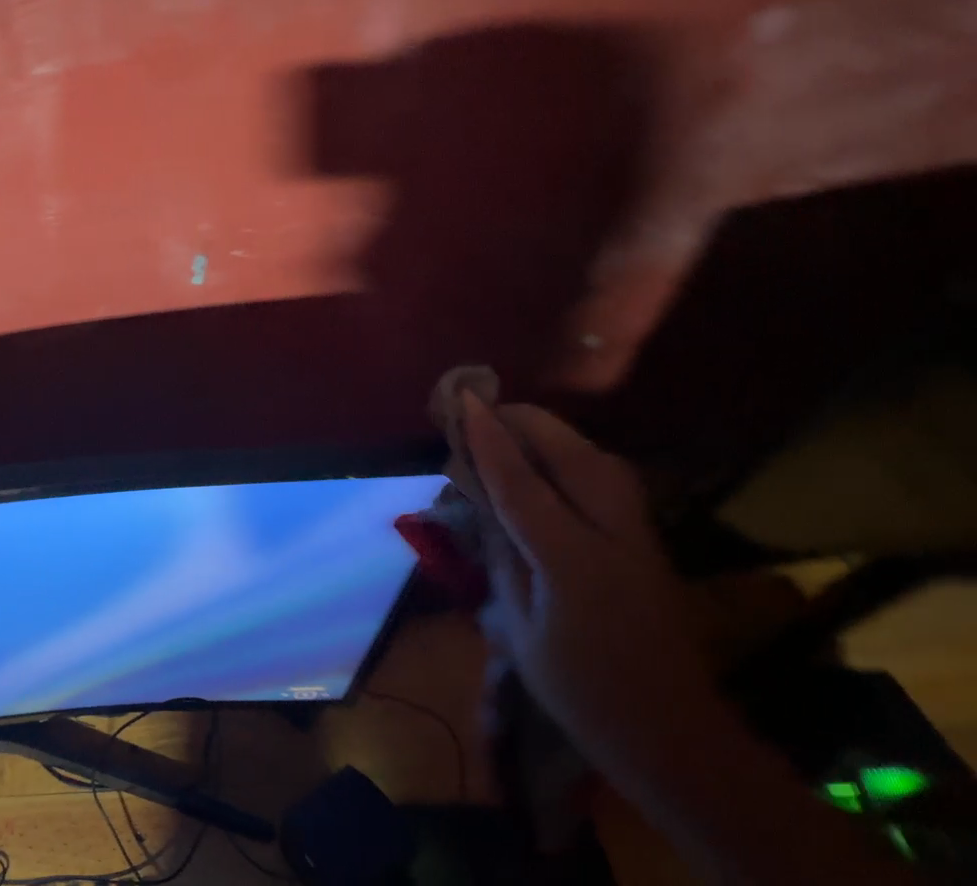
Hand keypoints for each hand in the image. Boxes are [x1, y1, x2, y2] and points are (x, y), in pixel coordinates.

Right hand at [462, 395, 718, 766]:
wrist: (671, 733)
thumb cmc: (579, 692)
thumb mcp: (520, 631)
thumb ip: (503, 559)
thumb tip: (482, 506)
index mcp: (573, 564)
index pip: (522, 484)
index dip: (488, 439)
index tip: (462, 400)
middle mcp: (614, 538)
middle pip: (574, 456)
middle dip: (525, 423)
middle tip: (479, 410)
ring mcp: (641, 538)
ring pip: (600, 461)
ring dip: (551, 436)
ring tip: (506, 430)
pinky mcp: (649, 544)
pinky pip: (608, 481)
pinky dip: (571, 458)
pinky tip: (544, 466)